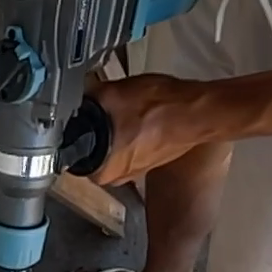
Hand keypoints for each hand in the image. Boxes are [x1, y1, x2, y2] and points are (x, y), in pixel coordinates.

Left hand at [86, 75, 247, 185]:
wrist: (198, 112)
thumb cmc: (158, 108)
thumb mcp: (112, 93)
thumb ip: (89, 96)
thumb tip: (76, 92)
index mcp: (100, 172)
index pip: (73, 152)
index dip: (74, 130)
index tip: (77, 115)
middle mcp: (115, 179)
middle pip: (92, 149)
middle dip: (94, 128)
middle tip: (102, 106)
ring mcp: (134, 172)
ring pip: (112, 147)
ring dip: (114, 130)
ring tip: (123, 109)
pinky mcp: (149, 162)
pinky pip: (131, 146)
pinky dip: (131, 132)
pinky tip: (138, 116)